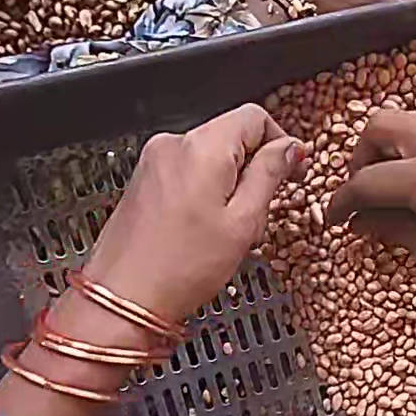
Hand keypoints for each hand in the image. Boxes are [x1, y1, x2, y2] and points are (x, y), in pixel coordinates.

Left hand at [84, 102, 306, 322]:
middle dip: (255, 167)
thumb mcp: (243, 222)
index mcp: (203, 148)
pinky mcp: (144, 180)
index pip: (255, 117)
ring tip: (231, 228)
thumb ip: (270, 175)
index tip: (292, 169)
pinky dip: (207, 190)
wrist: (123, 298)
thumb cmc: (180, 267)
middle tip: (262, 211)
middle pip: (231, 135)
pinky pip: (188, 171)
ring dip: (232, 182)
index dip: (281, 142)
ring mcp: (154, 161)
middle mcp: (174, 144)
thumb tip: (289, 148)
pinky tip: (206, 228)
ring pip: (211, 156)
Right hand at [324, 110, 415, 303]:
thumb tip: (362, 221)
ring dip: (392, 151)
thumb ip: (396, 229)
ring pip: (411, 124)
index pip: (366, 180)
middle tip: (364, 194)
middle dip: (362, 158)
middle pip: (381, 127)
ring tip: (396, 193)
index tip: (336, 218)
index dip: (342, 201)